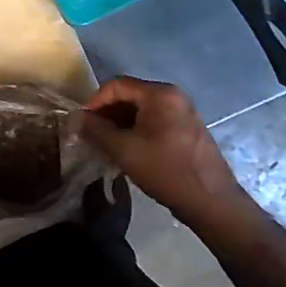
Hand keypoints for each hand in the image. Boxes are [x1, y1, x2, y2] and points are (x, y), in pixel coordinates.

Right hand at [79, 77, 252, 227]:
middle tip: (91, 136)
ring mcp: (184, 112)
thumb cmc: (166, 170)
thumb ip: (96, 131)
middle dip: (107, 114)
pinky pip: (155, 121)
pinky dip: (137, 131)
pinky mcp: (188, 129)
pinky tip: (128, 151)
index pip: (117, 85)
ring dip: (121, 124)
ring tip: (106, 146)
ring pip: (142, 110)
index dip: (95, 101)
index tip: (82, 123)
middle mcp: (174, 96)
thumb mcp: (124, 150)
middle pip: (130, 95)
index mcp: (160, 94)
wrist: (211, 201)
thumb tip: (74, 118)